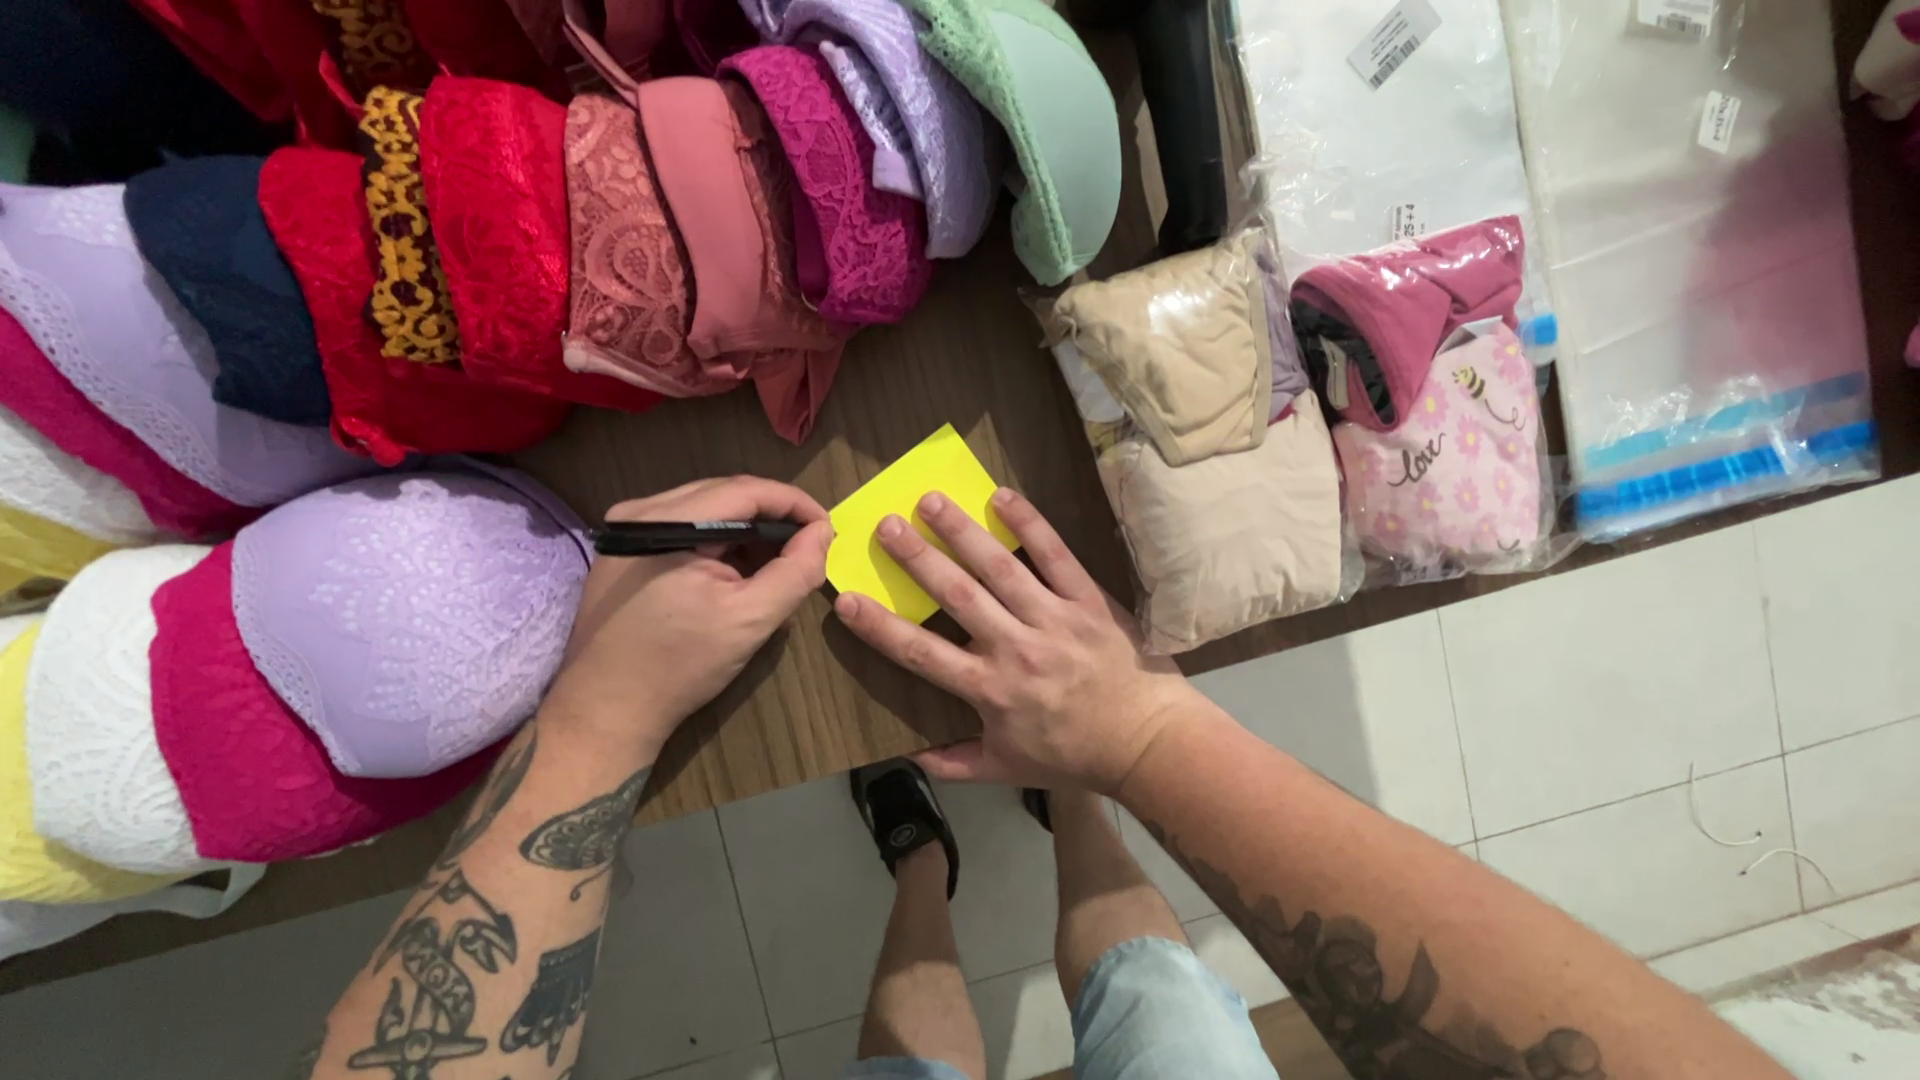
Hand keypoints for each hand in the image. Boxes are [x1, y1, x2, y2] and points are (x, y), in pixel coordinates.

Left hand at [542, 476, 832, 759]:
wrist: (605, 712)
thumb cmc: (679, 665)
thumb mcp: (750, 620)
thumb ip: (795, 571)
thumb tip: (823, 533)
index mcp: (665, 521)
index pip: (746, 490)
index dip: (795, 503)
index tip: (828, 529)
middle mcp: (640, 512)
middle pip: (726, 496)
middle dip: (774, 520)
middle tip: (809, 550)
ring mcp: (629, 531)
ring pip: (709, 514)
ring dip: (750, 536)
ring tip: (780, 570)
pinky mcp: (627, 553)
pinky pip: (688, 533)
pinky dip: (723, 549)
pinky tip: (742, 579)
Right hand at [833, 487, 1204, 793]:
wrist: (1148, 742)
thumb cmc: (1075, 756)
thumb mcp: (1009, 769)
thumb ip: (956, 763)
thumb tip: (907, 757)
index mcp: (990, 690)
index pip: (921, 653)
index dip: (879, 627)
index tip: (846, 601)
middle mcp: (1015, 648)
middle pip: (956, 595)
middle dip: (917, 559)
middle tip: (886, 526)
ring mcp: (1053, 619)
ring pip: (1000, 568)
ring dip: (962, 532)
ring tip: (931, 501)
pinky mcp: (1088, 600)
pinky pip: (1056, 556)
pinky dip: (1030, 525)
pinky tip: (1002, 496)